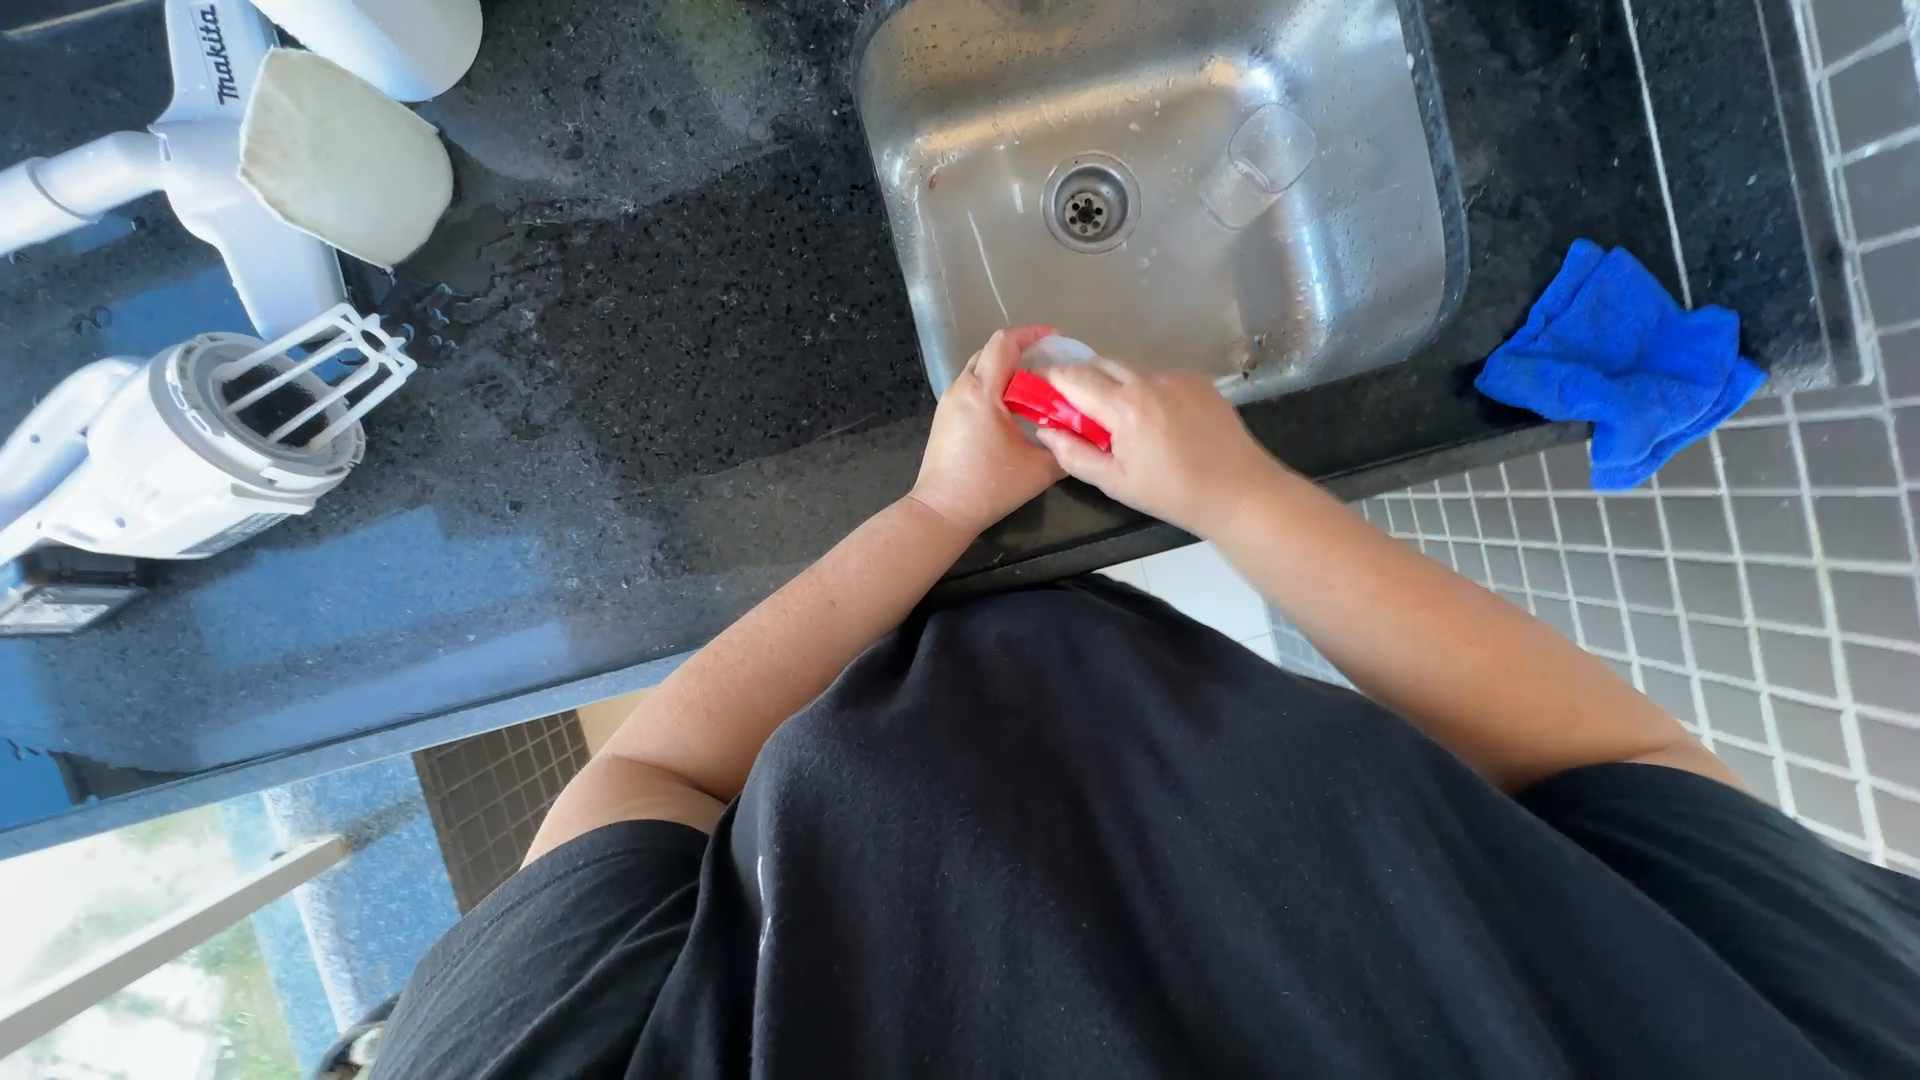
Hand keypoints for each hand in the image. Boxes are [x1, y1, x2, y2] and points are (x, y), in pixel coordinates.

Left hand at [910, 326, 1066, 534]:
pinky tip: (1011, 407)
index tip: (1056, 339)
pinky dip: (992, 387)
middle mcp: (961, 389)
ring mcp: (948, 403)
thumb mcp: (1039, 470)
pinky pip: (970, 388)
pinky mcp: (944, 418)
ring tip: (1033, 386)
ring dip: (1004, 370)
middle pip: (989, 351)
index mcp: (982, 393)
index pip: (1004, 343)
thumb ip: (1065, 446)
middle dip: (1020, 350)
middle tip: (1048, 364)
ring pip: (978, 369)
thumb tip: (1082, 434)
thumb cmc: (989, 488)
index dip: (1031, 334)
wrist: (942, 511)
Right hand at [1034, 360, 1291, 537]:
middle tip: (1072, 404)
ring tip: (1113, 414)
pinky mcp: (1197, 379)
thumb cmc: (1172, 494)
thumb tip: (1044, 431)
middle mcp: (1149, 380)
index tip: (1038, 388)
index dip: (1051, 379)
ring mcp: (1177, 376)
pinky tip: (1150, 416)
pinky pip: (1157, 374)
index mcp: (1125, 407)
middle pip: (1100, 362)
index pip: (1074, 377)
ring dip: (1111, 382)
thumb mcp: (1115, 483)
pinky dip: (1142, 387)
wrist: (1239, 491)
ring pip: (1130, 367)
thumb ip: (1074, 454)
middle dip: (1080, 377)